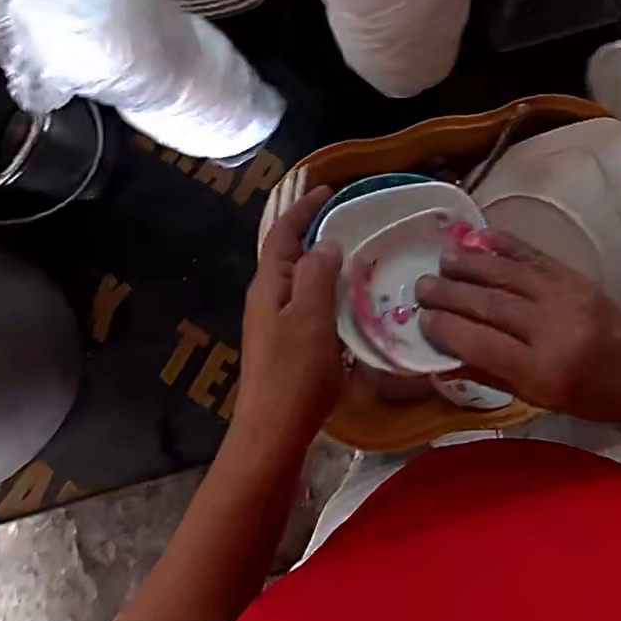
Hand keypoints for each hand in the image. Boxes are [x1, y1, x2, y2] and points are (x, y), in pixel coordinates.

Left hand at [231, 186, 346, 448]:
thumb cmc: (294, 372)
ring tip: (354, 255)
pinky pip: (307, 302)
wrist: (273, 430)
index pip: (282, 233)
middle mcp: (267, 297)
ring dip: (322, 262)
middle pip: (288, 253)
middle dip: (313, 231)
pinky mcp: (285, 342)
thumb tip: (327, 244)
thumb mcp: (311, 317)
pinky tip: (348, 301)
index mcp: (269, 284)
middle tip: (347, 221)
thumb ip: (317, 275)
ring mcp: (273, 321)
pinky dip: (326, 290)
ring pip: (299, 279)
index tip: (327, 191)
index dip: (303, 209)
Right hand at [416, 229, 620, 423]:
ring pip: (504, 275)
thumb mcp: (538, 398)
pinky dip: (502, 244)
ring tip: (441, 260)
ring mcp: (563, 296)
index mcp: (542, 370)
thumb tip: (444, 354)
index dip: (445, 329)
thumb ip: (490, 373)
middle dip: (448, 294)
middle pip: (487, 305)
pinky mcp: (573, 276)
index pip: (480, 343)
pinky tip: (478, 237)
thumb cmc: (589, 395)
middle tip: (420, 286)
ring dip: (468, 265)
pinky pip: (531, 255)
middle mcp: (551, 329)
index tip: (422, 319)